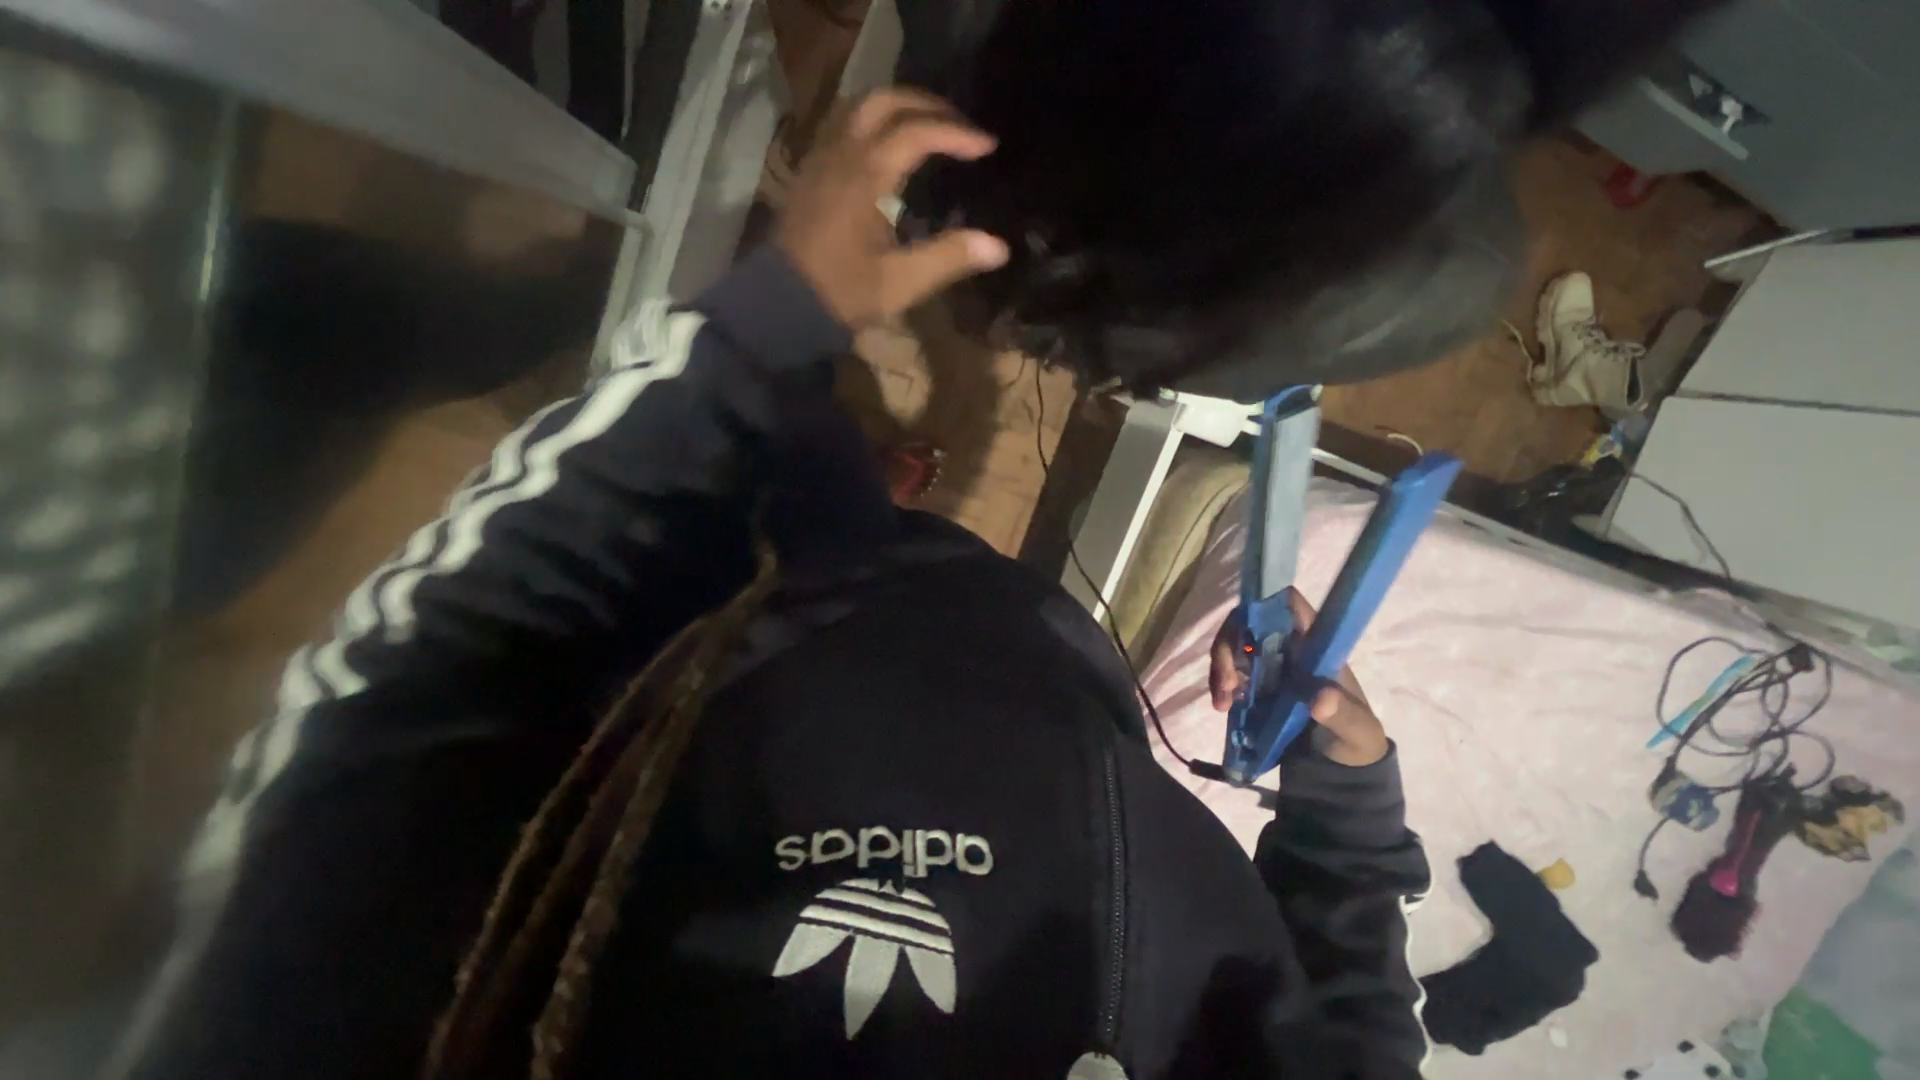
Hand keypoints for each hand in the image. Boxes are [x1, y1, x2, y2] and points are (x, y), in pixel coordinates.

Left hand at [776, 88, 1009, 326]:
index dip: (955, 133)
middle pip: (883, 102)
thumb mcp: (899, 283)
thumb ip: (947, 258)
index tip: (987, 146)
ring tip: (928, 128)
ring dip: (896, 108)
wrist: (777, 305)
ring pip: (857, 109)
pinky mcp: (810, 175)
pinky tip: (889, 151)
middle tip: (959, 125)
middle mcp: (839, 156)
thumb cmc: (839, 294)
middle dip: (926, 105)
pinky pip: (842, 129)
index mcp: (863, 176)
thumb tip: (998, 246)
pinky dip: (873, 125)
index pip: (915, 133)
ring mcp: (819, 162)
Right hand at [1209, 589, 1388, 766]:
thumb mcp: (1356, 730)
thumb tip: (1321, 699)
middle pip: (1249, 623)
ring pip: (1234, 646)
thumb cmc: (1354, 740)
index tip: (1246, 633)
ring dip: (1220, 668)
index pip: (1288, 605)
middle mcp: (1290, 646)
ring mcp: (1270, 664)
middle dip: (1229, 647)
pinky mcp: (1255, 684)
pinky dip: (1219, 684)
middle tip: (1225, 683)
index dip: (1264, 606)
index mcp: (1316, 645)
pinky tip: (1222, 707)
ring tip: (1221, 704)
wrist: (1340, 768)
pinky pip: (1229, 671)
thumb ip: (1343, 715)